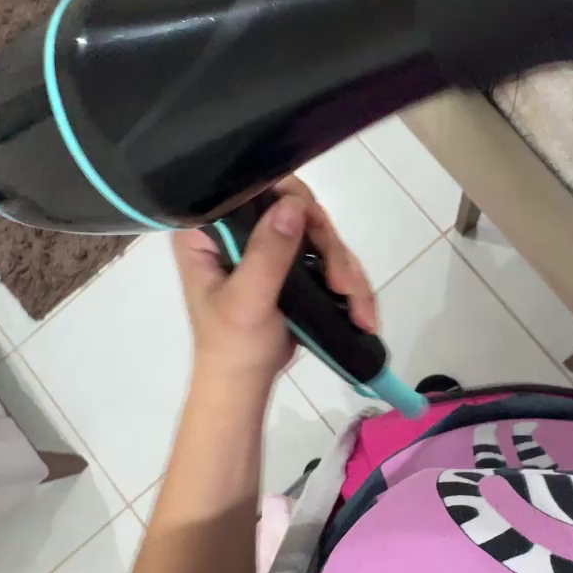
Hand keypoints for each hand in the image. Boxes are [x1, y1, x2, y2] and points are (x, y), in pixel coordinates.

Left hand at [171, 177, 377, 385]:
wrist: (245, 382)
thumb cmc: (231, 346)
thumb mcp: (245, 302)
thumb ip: (267, 255)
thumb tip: (292, 206)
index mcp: (209, 229)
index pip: (253, 189)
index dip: (290, 199)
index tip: (316, 229)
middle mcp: (238, 227)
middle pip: (299, 210)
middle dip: (331, 249)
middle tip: (344, 286)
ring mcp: (269, 244)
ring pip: (322, 236)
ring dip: (347, 272)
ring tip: (361, 313)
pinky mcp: (293, 263)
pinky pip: (329, 258)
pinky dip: (350, 284)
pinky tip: (362, 313)